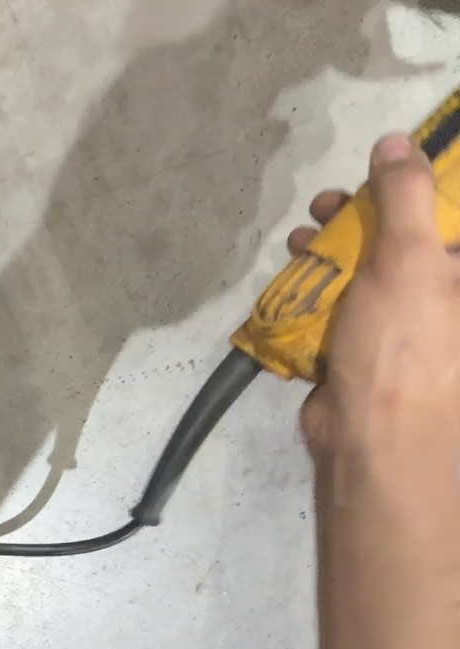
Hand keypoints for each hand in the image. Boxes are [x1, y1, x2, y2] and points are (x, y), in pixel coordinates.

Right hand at [290, 134, 459, 648]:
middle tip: (324, 205)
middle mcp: (440, 287)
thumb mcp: (405, 257)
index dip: (410, 183)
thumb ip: (402, 198)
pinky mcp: (362, 340)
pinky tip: (289, 284)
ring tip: (297, 245)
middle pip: (403, 234)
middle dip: (362, 215)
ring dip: (329, 252)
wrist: (371, 422)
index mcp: (458, 267)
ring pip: (366, 267)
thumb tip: (394, 143)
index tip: (372, 172)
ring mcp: (403, 314)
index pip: (443, 209)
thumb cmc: (401, 339)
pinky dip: (312, 290)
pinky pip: (338, 303)